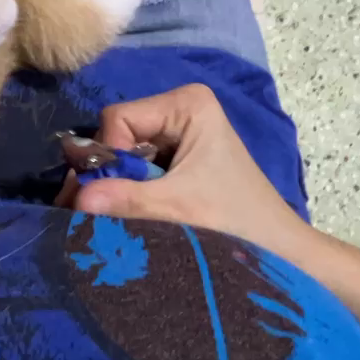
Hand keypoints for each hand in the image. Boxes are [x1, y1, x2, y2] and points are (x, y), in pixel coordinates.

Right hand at [69, 84, 312, 253]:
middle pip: (117, 135)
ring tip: (124, 217)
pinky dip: (131, 192)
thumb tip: (75, 201)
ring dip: (119, 186)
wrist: (284, 257)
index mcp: (186, 103)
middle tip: (104, 212)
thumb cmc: (239, 224)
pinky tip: (138, 214)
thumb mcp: (179, 209)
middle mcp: (178, 108)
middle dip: (111, 173)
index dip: (111, 157)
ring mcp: (178, 131)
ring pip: (123, 154)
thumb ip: (127, 200)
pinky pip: (136, 167)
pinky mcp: (177, 155)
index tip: (119, 195)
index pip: (118, 119)